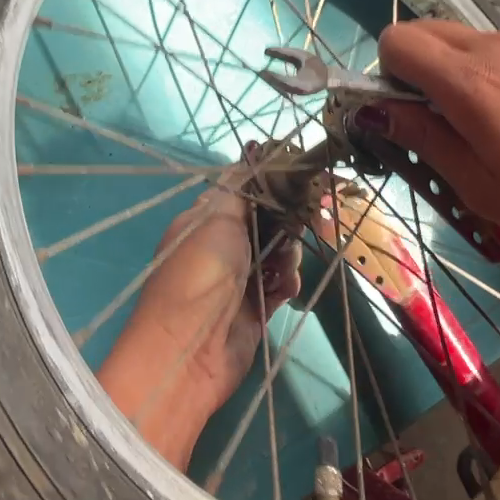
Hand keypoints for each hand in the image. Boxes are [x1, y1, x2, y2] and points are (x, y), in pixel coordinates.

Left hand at [96, 186, 300, 468]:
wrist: (189, 350)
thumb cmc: (200, 273)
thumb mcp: (216, 217)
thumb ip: (241, 187)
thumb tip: (253, 150)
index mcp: (206, 218)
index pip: (245, 190)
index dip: (273, 185)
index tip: (302, 179)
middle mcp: (223, 244)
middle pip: (268, 221)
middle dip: (288, 221)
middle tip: (309, 218)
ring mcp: (240, 277)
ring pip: (280, 251)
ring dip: (289, 254)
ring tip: (284, 266)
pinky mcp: (257, 306)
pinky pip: (282, 284)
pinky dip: (288, 282)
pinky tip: (285, 287)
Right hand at [359, 21, 499, 270]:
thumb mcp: (483, 190)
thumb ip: (426, 140)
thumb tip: (379, 110)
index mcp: (471, 80)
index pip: (396, 40)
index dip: (388, 76)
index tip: (408, 116)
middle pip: (429, 32)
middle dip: (420, 71)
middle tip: (447, 126)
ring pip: (473, 41)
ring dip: (465, 74)